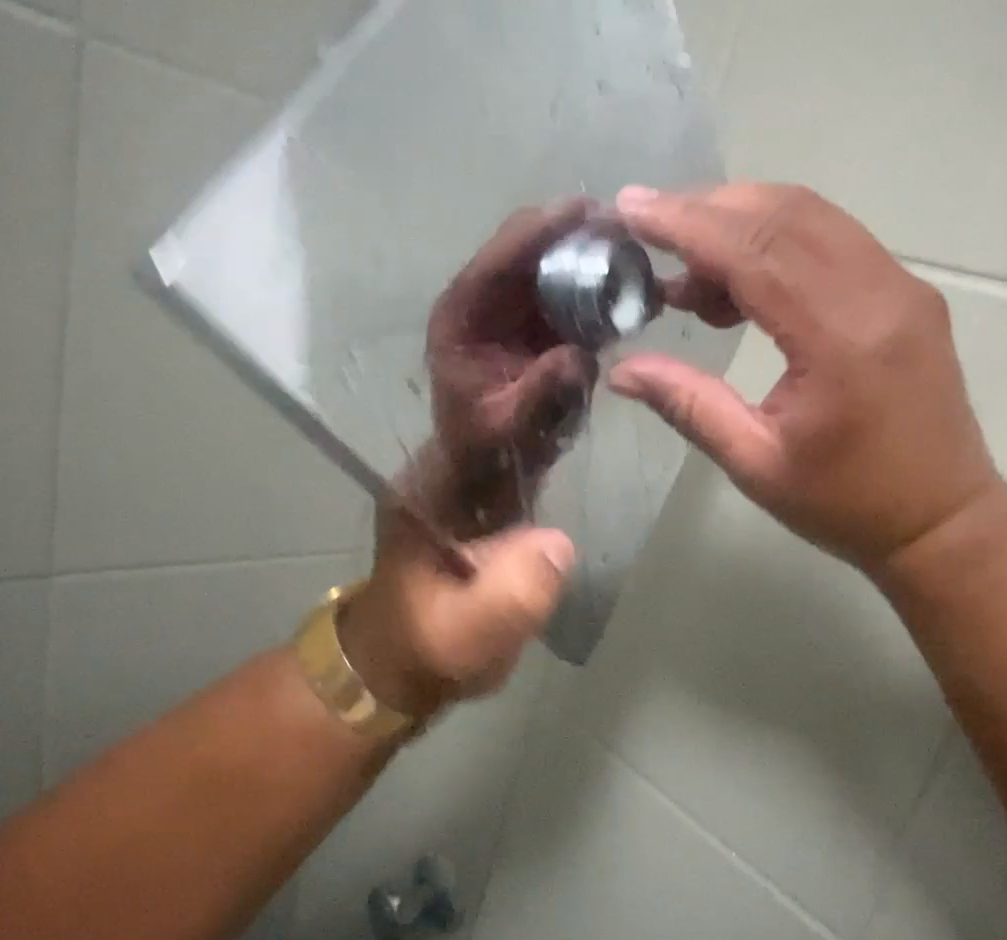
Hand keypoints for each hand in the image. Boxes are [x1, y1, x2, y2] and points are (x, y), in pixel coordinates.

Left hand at [337, 200, 602, 720]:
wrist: (407, 653)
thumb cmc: (431, 648)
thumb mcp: (468, 638)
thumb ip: (510, 595)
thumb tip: (556, 543)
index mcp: (441, 477)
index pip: (471, 401)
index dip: (521, 373)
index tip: (573, 341)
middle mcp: (452, 435)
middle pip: (471, 333)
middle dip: (514, 268)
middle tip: (579, 218)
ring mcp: (475, 434)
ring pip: (500, 340)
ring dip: (540, 284)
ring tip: (597, 241)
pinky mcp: (501, 446)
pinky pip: (530, 372)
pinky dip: (561, 333)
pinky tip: (598, 312)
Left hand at [418, 197, 600, 538]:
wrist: (487, 471)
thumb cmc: (485, 450)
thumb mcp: (509, 428)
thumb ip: (540, 394)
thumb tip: (580, 357)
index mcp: (461, 317)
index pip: (497, 261)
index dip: (539, 232)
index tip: (583, 211)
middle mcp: (485, 302)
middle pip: (527, 248)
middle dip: (573, 232)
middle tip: (626, 227)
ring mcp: (515, 309)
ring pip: (552, 262)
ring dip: (591, 253)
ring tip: (639, 249)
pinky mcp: (541, 323)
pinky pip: (571, 290)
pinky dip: (600, 283)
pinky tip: (634, 283)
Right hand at [607, 184, 1003, 573]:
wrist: (942, 519)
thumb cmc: (846, 504)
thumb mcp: (756, 464)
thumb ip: (689, 405)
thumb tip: (621, 369)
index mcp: (839, 339)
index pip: (754, 251)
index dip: (686, 224)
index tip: (630, 209)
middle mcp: (879, 293)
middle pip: (783, 214)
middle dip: (707, 211)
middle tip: (650, 236)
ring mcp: (903, 286)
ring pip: (813, 216)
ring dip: (743, 222)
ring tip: (691, 275)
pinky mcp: (909, 292)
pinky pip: (836, 238)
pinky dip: (780, 240)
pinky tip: (743, 283)